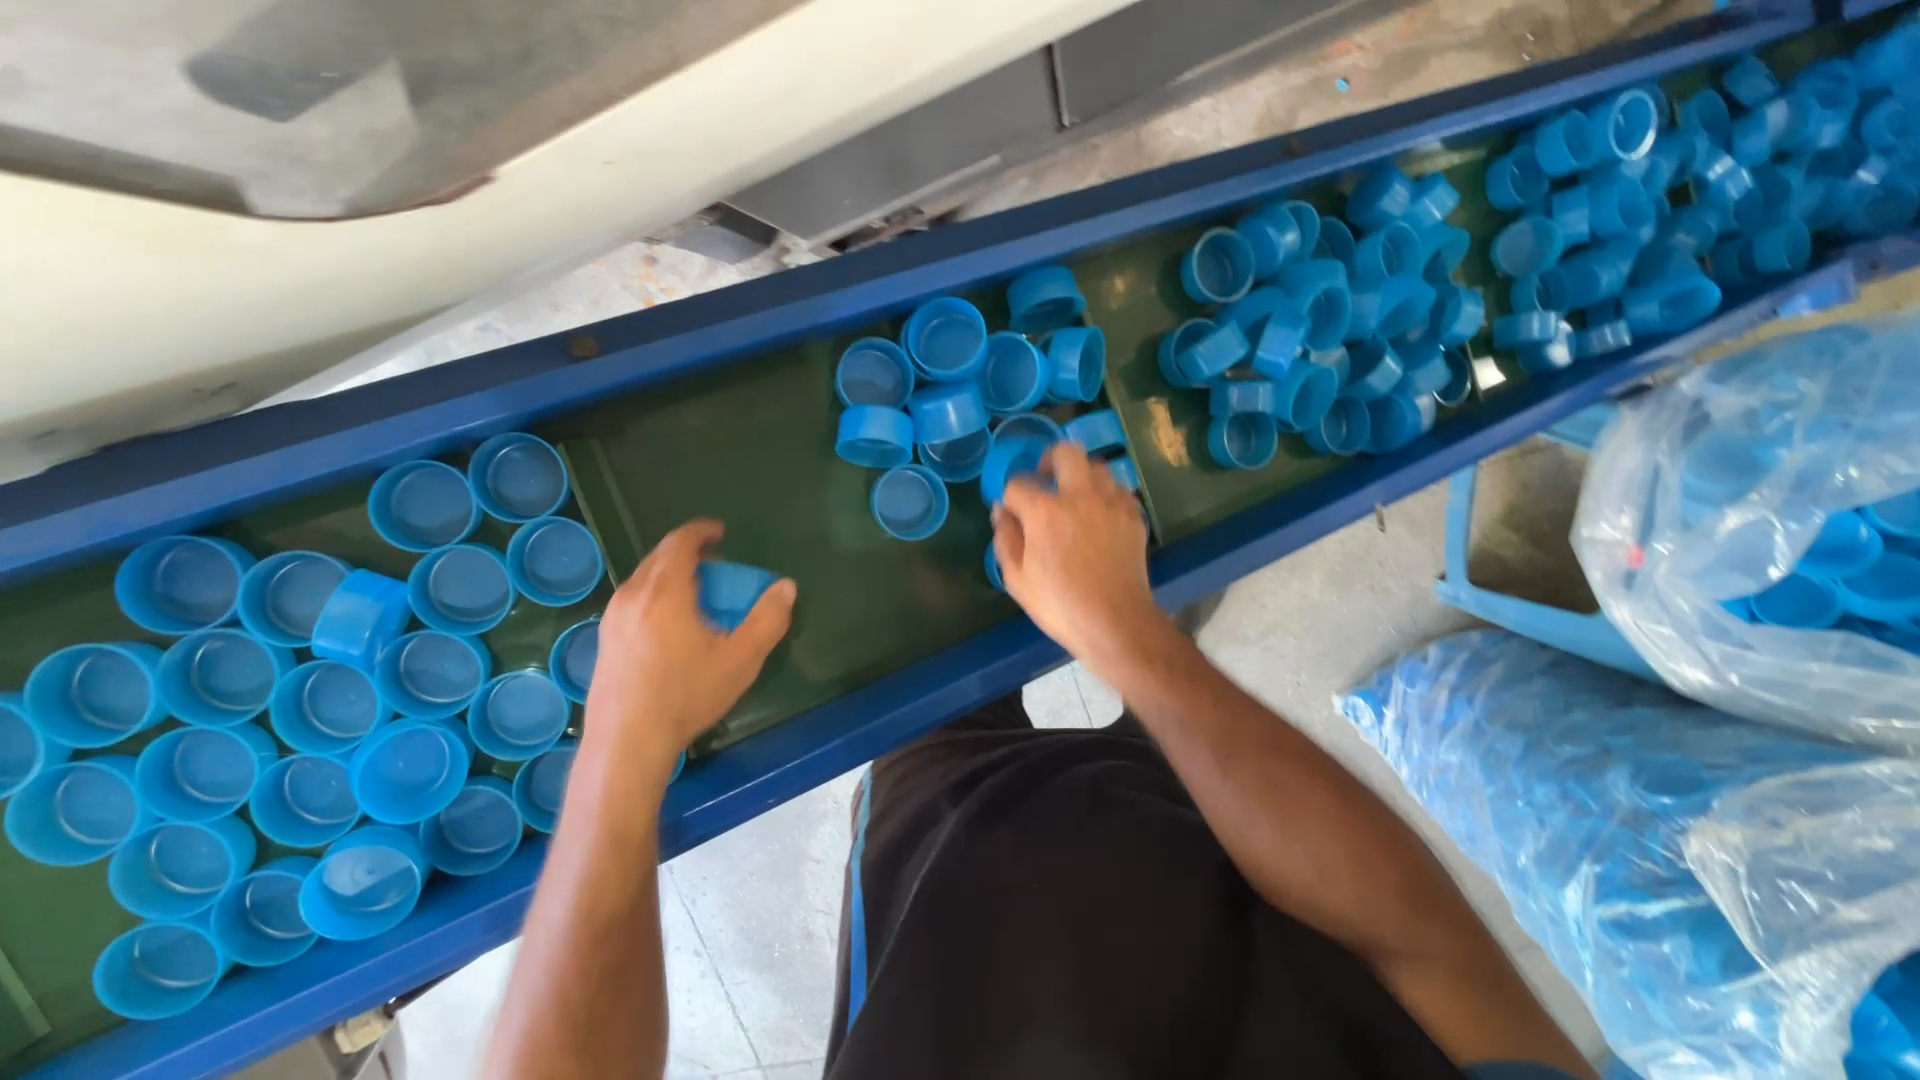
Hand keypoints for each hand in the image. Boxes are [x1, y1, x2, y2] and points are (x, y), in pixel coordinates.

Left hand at [583, 520, 795, 777]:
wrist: (627, 741)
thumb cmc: (686, 695)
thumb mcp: (740, 660)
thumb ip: (768, 620)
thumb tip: (786, 588)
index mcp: (665, 591)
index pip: (680, 542)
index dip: (702, 531)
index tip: (721, 533)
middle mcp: (632, 595)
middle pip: (659, 557)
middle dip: (688, 554)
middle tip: (716, 567)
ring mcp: (612, 618)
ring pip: (643, 580)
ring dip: (670, 576)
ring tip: (695, 597)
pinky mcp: (604, 640)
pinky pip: (632, 601)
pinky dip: (654, 597)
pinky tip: (669, 628)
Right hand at [993, 443, 1169, 673]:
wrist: (1114, 621)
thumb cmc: (1059, 605)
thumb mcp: (1017, 578)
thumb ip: (1006, 538)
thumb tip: (1002, 512)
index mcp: (1044, 511)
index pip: (1019, 484)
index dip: (1011, 496)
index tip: (1013, 512)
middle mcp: (1080, 496)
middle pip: (1065, 453)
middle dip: (1050, 461)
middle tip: (1046, 480)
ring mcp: (1111, 503)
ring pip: (1097, 467)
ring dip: (1082, 476)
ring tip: (1075, 498)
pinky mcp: (1134, 516)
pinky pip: (1119, 490)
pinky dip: (1106, 495)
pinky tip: (1100, 515)